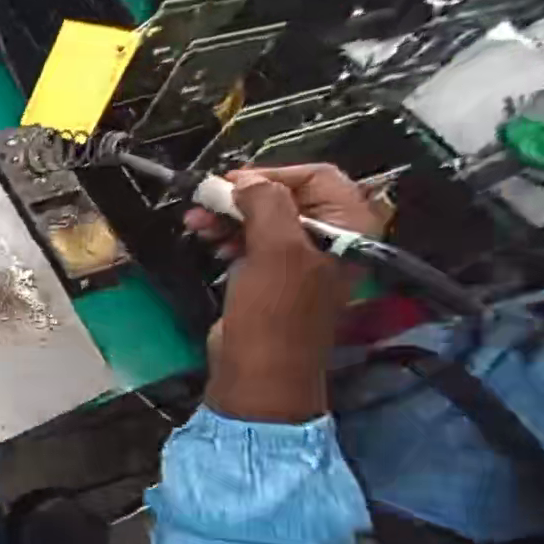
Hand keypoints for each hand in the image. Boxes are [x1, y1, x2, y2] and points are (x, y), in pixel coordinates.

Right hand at [181, 165, 382, 423]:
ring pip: (262, 219)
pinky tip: (209, 243)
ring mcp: (300, 259)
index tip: (227, 185)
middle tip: (202, 204)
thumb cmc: (274, 310)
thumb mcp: (275, 251)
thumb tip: (246, 180)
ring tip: (195, 224)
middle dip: (241, 198)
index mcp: (349, 226)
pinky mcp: (272, 277)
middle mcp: (330, 237)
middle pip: (284, 197)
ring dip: (227, 217)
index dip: (270, 175)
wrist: (258, 368)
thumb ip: (267, 205)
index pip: (316, 177)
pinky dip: (228, 237)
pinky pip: (251, 243)